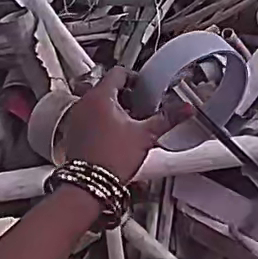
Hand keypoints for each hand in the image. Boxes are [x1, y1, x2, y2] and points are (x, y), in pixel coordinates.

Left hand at [57, 68, 179, 182]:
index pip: (118, 73)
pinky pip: (88, 118)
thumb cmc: (112, 159)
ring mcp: (76, 118)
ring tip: (128, 124)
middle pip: (107, 88)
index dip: (134, 78)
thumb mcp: (146, 135)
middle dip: (125, 97)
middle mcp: (84, 103)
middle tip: (139, 108)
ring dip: (112, 109)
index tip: (142, 88)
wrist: (90, 186)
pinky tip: (114, 136)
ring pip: (96, 103)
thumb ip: (167, 118)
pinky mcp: (72, 133)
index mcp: (100, 96)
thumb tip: (185, 109)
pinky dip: (101, 122)